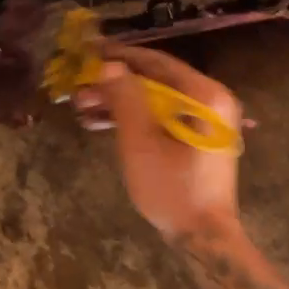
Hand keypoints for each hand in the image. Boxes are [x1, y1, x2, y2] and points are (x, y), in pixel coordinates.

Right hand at [72, 43, 244, 240]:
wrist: (202, 235)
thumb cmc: (172, 188)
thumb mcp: (140, 142)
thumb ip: (125, 98)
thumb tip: (108, 66)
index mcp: (204, 95)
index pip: (157, 63)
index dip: (120, 57)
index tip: (88, 53)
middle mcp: (210, 101)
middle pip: (155, 82)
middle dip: (114, 85)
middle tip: (79, 90)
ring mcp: (205, 122)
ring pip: (155, 101)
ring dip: (118, 103)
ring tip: (82, 109)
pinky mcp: (195, 140)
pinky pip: (161, 119)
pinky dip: (134, 120)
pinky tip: (100, 125)